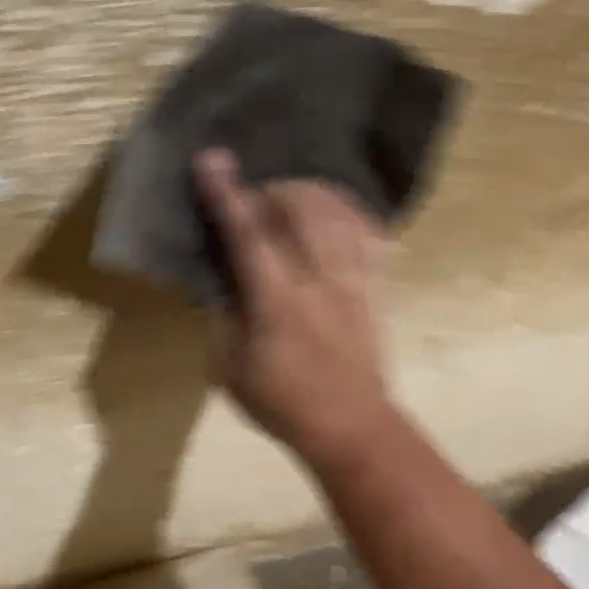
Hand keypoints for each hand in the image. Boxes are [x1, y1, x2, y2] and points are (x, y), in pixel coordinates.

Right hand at [194, 148, 397, 462]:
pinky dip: (348, 212)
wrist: (354, 430)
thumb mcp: (230, 368)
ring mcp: (354, 281)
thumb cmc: (283, 403)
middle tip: (255, 195)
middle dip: (273, 189)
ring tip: (289, 196)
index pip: (249, 235)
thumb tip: (218, 272)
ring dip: (309, 194)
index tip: (212, 158)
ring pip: (338, 214)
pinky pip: (368, 233)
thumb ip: (223, 314)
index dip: (227, 195)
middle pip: (302, 209)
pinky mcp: (375, 287)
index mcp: (278, 302)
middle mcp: (319, 281)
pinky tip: (332, 211)